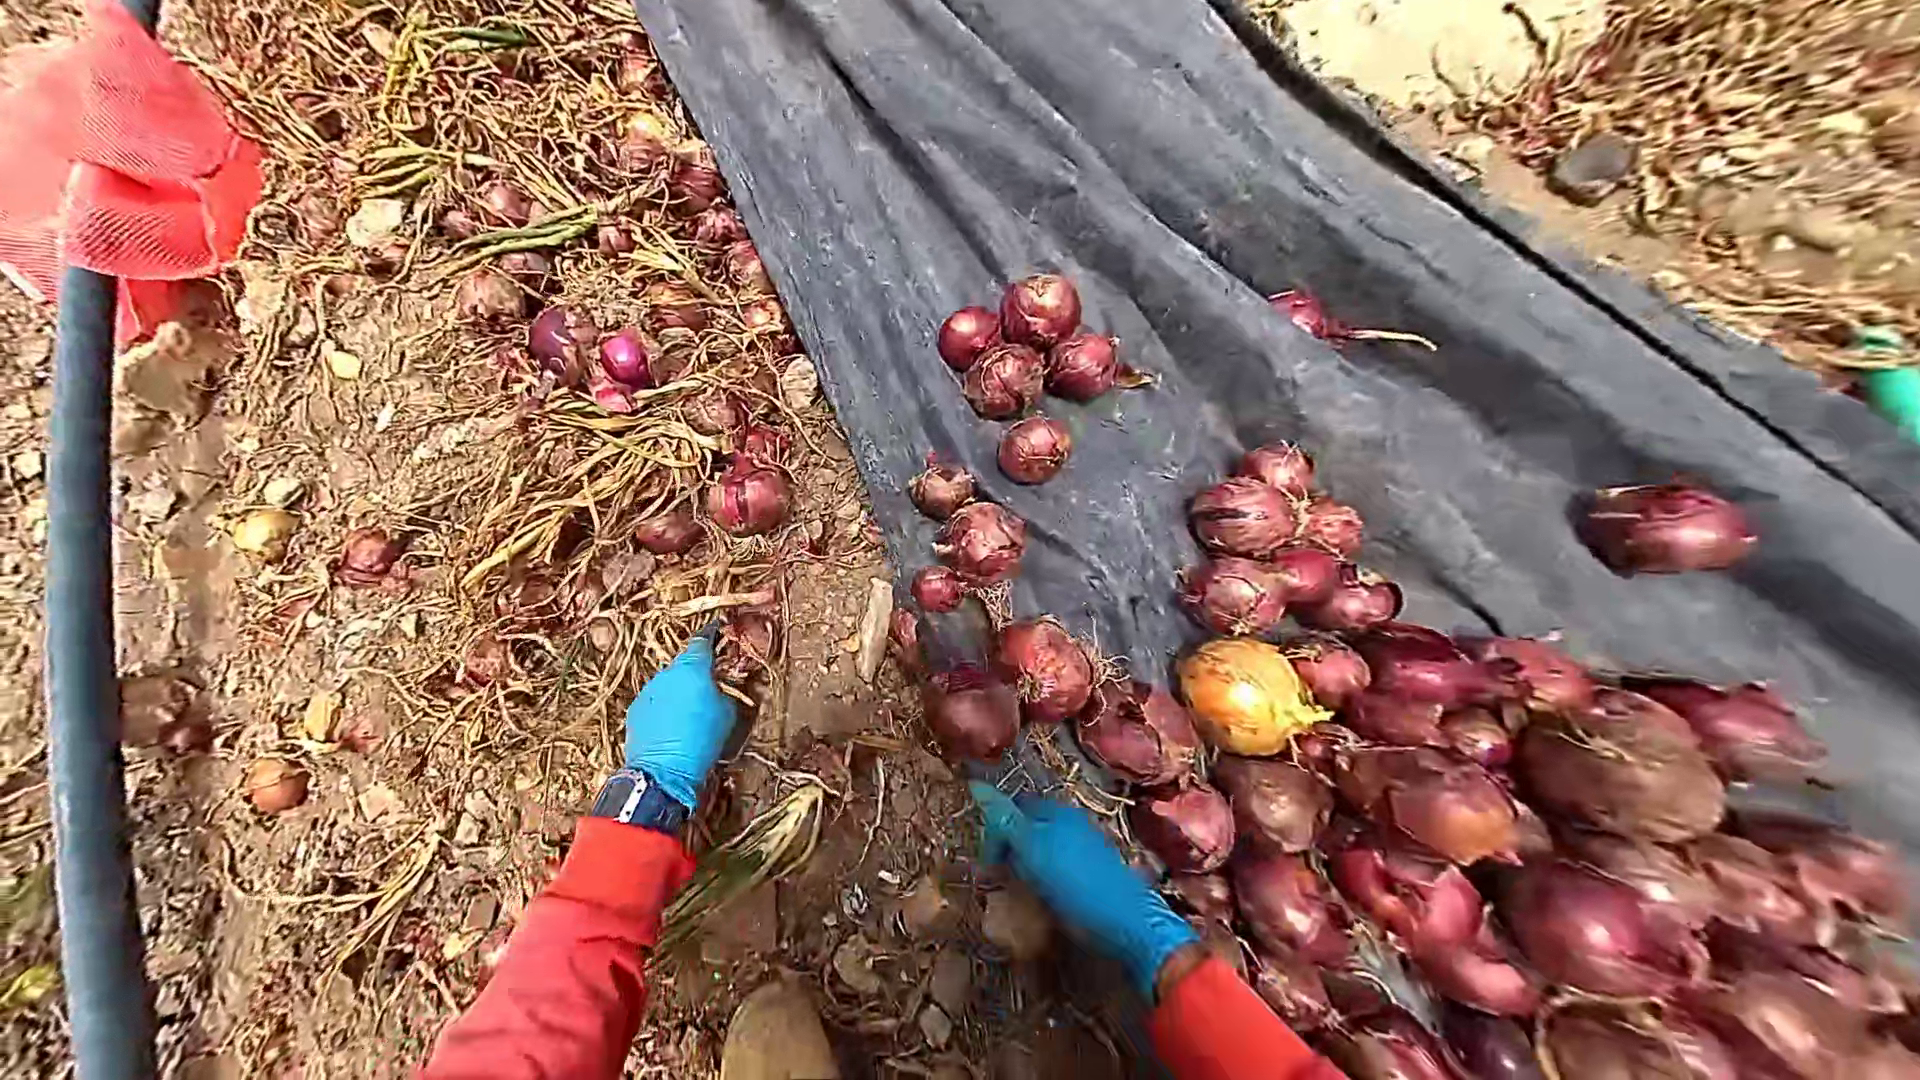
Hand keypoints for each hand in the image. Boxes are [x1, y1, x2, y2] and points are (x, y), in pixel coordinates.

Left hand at [624, 638, 737, 808]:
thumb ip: (725, 690)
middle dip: (697, 669)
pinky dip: (666, 705)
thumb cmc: (702, 739)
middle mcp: (667, 674)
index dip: (712, 635)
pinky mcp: (636, 710)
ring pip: (669, 682)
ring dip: (680, 689)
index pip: (702, 640)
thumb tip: (721, 685)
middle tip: (711, 681)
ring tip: (692, 709)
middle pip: (685, 663)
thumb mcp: (728, 712)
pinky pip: (656, 700)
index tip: (718, 631)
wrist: (663, 772)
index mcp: (692, 668)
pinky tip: (674, 724)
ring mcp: (648, 691)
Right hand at [970, 783, 1197, 996]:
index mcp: (1056, 811)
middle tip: (998, 877)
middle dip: (1009, 849)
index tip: (985, 860)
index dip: (995, 829)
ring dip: (1024, 869)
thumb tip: (976, 785)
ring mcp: (1083, 849)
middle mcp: (1071, 823)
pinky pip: (1056, 871)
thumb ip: (1006, 820)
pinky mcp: (1092, 875)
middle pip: (1028, 828)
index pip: (1014, 807)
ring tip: (1018, 893)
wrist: (1128, 926)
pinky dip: (1043, 882)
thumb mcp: (1033, 849)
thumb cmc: (1075, 883)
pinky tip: (1042, 902)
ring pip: (1041, 851)